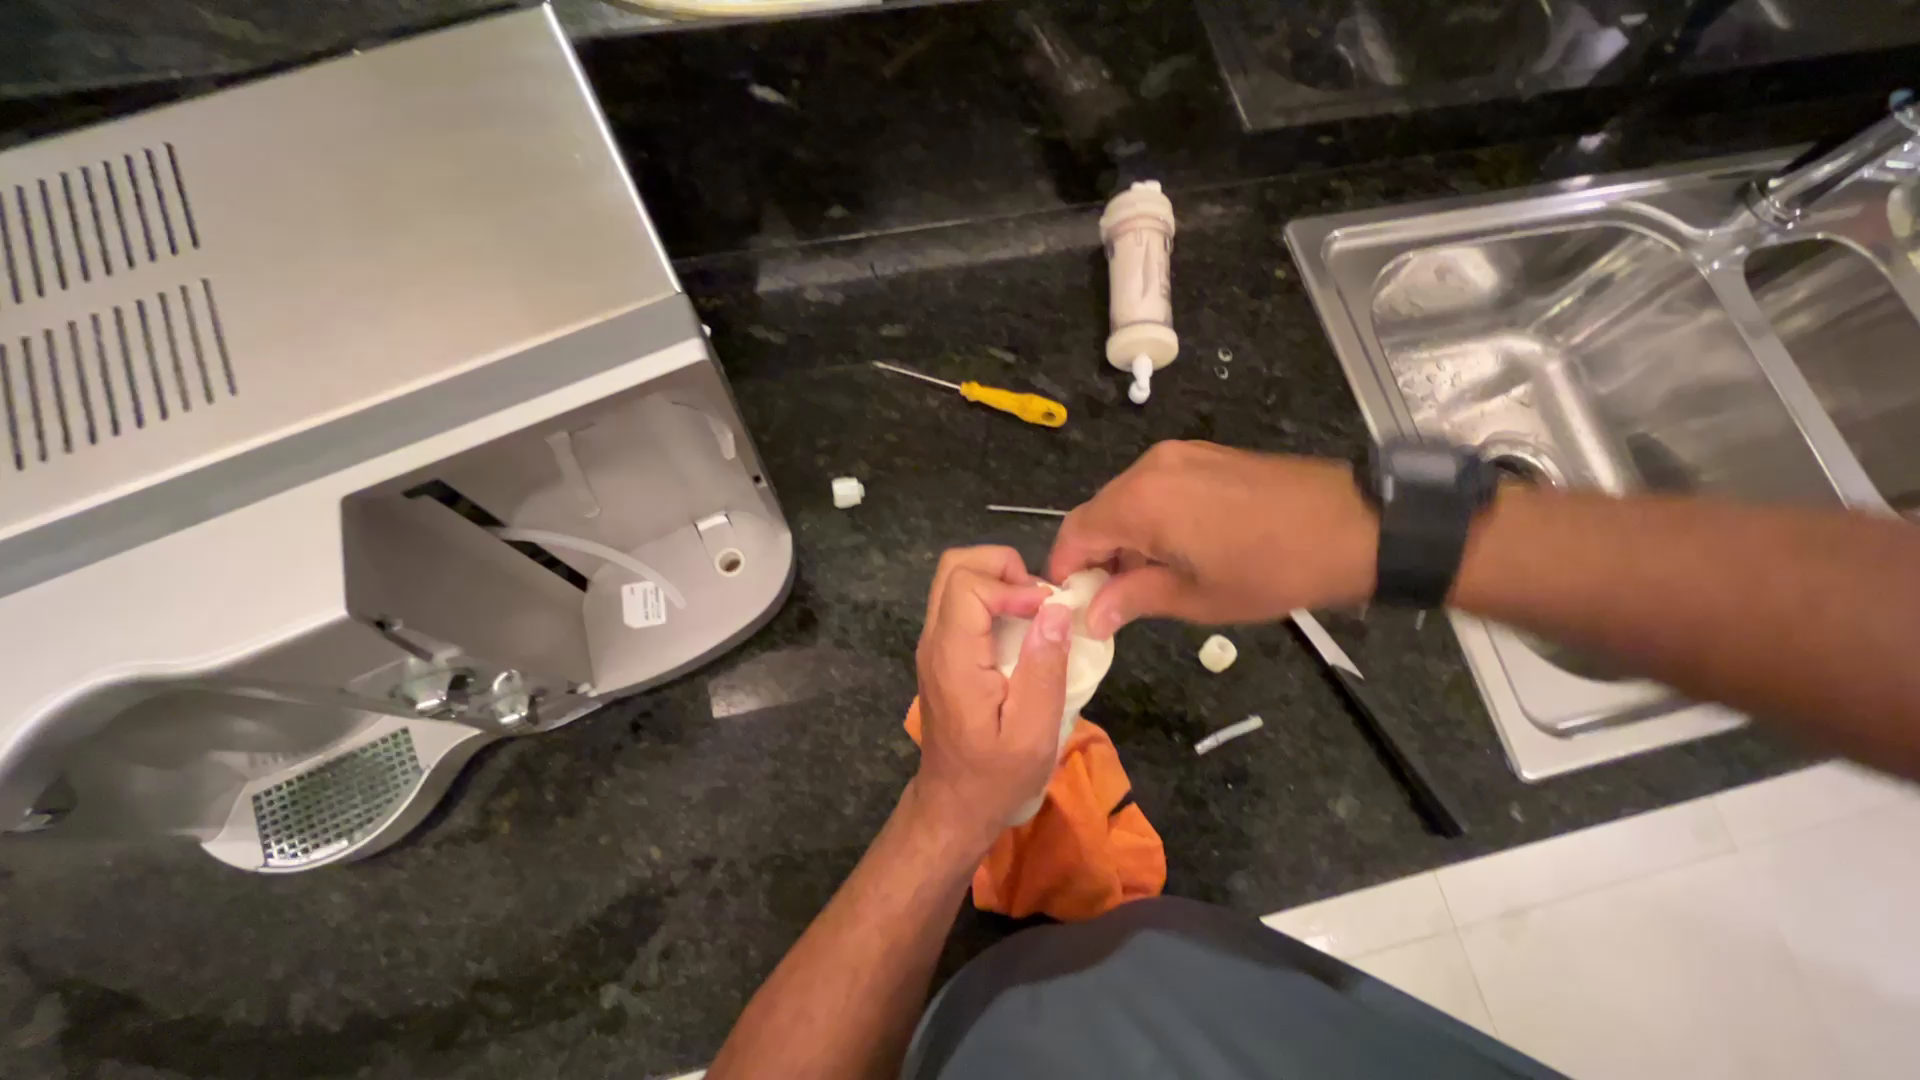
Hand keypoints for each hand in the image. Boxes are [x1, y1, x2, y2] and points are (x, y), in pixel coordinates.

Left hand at [911, 546, 1074, 849]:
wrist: (954, 805)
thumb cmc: (996, 777)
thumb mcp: (1034, 733)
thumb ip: (1044, 669)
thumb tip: (1056, 610)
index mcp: (953, 658)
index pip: (968, 584)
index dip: (1012, 585)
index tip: (1047, 613)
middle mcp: (935, 642)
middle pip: (954, 566)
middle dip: (1002, 567)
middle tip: (1040, 601)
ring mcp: (934, 645)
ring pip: (954, 579)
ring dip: (998, 580)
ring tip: (1036, 612)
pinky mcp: (943, 652)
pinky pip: (961, 603)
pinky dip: (993, 598)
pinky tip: (1023, 628)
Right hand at [1048, 441, 1378, 636]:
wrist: (1352, 524)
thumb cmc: (1269, 570)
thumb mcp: (1195, 597)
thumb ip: (1132, 598)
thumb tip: (1092, 615)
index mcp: (1140, 501)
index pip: (1075, 532)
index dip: (1065, 569)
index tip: (1071, 602)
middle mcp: (1149, 468)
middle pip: (1098, 512)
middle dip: (1095, 555)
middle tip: (1110, 598)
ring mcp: (1178, 456)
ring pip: (1126, 499)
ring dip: (1124, 537)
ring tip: (1147, 578)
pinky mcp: (1204, 455)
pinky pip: (1156, 487)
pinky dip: (1150, 518)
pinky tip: (1176, 548)